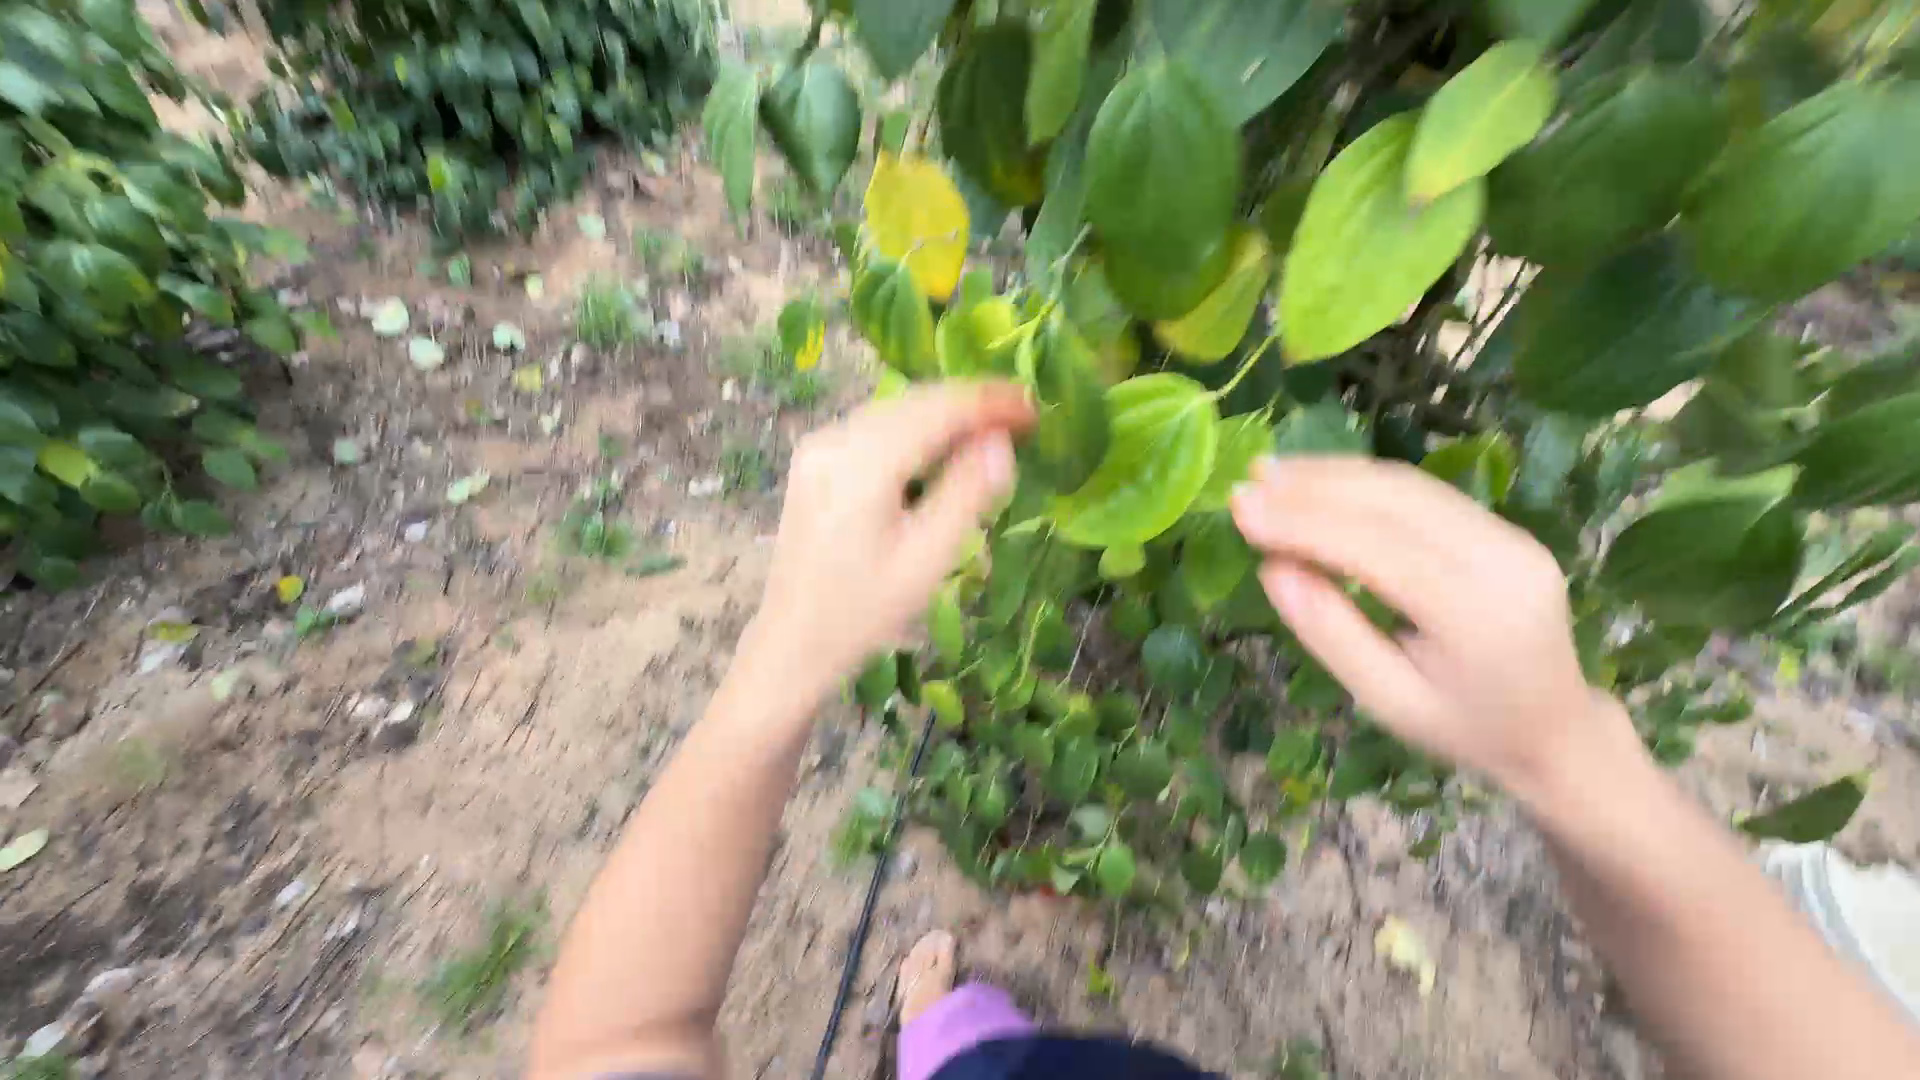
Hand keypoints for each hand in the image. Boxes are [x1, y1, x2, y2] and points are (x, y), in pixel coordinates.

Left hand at [742, 382, 1032, 705]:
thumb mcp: (926, 562)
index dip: (988, 402)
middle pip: (914, 402)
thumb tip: (1000, 443)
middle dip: (970, 404)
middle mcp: (834, 442)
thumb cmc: (863, 613)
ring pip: (895, 410)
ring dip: (945, 413)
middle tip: (1022, 416)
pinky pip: (877, 428)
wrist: (793, 641)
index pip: (936, 411)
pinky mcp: (815, 461)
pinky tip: (944, 445)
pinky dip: (917, 428)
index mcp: (862, 466)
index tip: (1032, 407)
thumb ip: (967, 496)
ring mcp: (819, 448)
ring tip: (993, 428)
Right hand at [1230, 456, 1636, 801]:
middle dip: (1312, 488)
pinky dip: (1359, 480)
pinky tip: (1316, 479)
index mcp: (1478, 615)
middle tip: (1248, 484)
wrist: (1557, 730)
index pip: (1378, 549)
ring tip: (1270, 471)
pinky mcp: (1500, 527)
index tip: (1243, 511)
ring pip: (1406, 486)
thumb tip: (1273, 570)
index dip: (1304, 524)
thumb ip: (1331, 633)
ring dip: (1332, 474)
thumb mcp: (1386, 699)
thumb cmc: (1462, 727)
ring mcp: (1509, 536)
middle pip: (1394, 503)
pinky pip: (1420, 491)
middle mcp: (1503, 560)